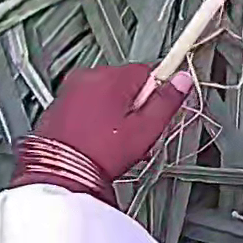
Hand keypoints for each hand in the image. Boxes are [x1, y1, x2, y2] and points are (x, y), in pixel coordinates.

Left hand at [18, 64, 193, 195]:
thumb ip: (166, 101)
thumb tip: (183, 78)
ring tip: (115, 138)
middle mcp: (89, 75)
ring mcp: (71, 88)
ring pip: (107, 92)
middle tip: (135, 131)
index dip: (156, 93)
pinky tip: (98, 138)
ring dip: (116, 110)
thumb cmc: (102, 153)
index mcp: (112, 78)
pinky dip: (96, 116)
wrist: (61, 172)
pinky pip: (87, 102)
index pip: (148, 70)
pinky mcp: (59, 103)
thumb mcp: (145, 129)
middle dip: (136, 104)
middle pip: (126, 81)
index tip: (155, 113)